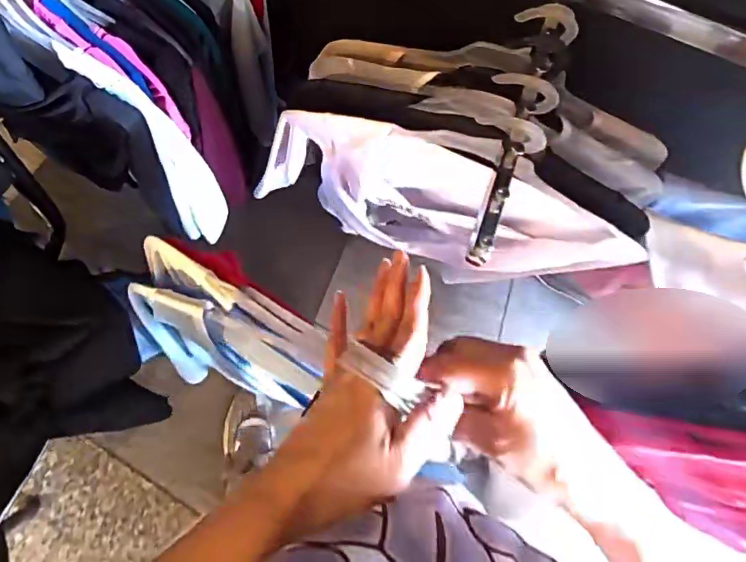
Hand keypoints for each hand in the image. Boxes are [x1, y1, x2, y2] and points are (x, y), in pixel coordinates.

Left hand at [259, 251, 464, 536]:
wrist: (292, 489)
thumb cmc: (347, 479)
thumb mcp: (398, 463)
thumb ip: (426, 426)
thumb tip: (453, 393)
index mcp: (383, 385)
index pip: (408, 337)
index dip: (418, 306)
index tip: (423, 276)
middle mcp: (363, 369)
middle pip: (384, 320)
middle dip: (395, 287)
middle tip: (401, 256)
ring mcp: (343, 373)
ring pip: (365, 325)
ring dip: (376, 296)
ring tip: (383, 269)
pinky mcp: (330, 384)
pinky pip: (336, 343)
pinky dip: (339, 320)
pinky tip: (339, 299)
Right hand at [418, 338, 631, 528]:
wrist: (594, 478)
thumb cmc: (544, 464)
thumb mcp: (491, 444)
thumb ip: (455, 416)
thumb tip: (428, 404)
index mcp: (504, 368)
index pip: (449, 362)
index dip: (424, 374)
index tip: (406, 388)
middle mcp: (512, 351)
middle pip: (459, 348)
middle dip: (439, 368)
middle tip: (425, 395)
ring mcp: (523, 355)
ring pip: (472, 350)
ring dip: (456, 369)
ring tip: (448, 399)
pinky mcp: (529, 365)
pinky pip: (488, 358)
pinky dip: (474, 372)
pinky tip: (471, 398)